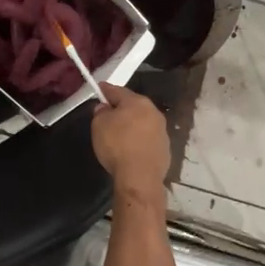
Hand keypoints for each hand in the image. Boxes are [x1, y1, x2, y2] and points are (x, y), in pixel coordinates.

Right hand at [91, 83, 170, 204]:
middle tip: (108, 115)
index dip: (106, 90)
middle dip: (121, 109)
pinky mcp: (165, 150)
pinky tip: (131, 151)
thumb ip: (101, 113)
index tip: (99, 88)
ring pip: (143, 123)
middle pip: (134, 106)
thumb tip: (105, 108)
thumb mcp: (99, 126)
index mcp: (138, 102)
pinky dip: (139, 142)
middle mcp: (154, 112)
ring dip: (133, 126)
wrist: (140, 177)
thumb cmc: (117, 146)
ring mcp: (162, 132)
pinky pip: (148, 140)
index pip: (118, 91)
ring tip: (120, 135)